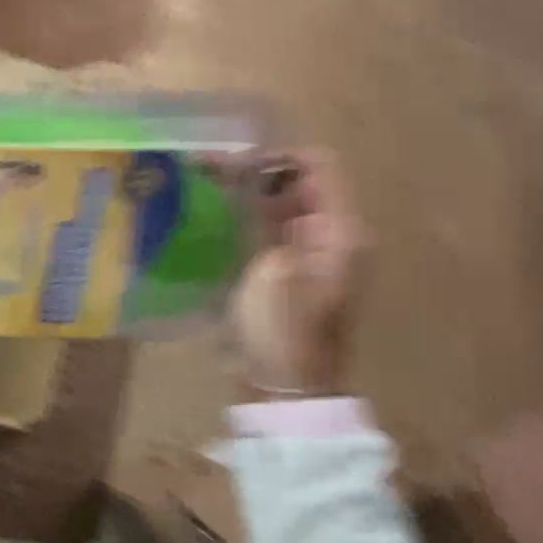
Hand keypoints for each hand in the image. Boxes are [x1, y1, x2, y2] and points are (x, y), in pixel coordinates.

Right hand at [228, 150, 360, 396]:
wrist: (287, 387)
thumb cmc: (285, 327)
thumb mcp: (273, 266)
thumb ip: (261, 213)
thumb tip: (243, 166)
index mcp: (341, 231)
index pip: (319, 166)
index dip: (277, 155)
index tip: (231, 161)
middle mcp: (332, 234)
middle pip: (297, 182)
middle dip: (255, 171)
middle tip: (204, 171)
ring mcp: (310, 252)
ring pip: (280, 203)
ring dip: (246, 192)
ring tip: (201, 188)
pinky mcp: (287, 268)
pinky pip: (269, 227)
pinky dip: (244, 215)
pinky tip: (211, 217)